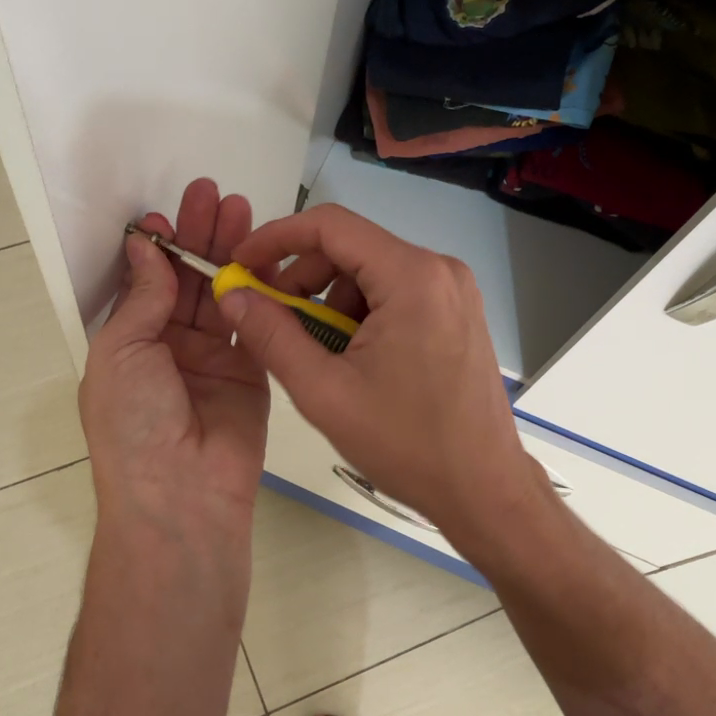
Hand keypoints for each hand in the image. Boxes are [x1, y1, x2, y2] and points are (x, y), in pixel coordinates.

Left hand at [79, 179, 269, 528]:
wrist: (181, 497)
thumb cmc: (135, 423)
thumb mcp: (122, 352)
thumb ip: (143, 297)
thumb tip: (145, 245)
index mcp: (129, 345)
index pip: (145, 284)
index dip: (156, 248)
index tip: (166, 215)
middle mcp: (169, 348)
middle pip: (186, 281)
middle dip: (197, 237)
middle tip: (210, 193)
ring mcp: (213, 359)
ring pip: (222, 293)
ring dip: (229, 251)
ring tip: (239, 207)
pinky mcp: (252, 371)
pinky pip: (255, 322)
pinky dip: (259, 287)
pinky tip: (265, 254)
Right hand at [218, 204, 544, 534]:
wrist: (484, 489)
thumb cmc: (405, 443)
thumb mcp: (323, 391)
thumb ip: (270, 335)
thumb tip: (232, 294)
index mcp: (411, 276)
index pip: (330, 226)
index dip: (276, 238)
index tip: (241, 265)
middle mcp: (439, 269)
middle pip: (350, 248)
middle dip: (302, 279)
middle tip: (271, 321)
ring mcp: (454, 290)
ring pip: (370, 272)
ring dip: (330, 303)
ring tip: (318, 356)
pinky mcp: (458, 312)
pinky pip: (394, 292)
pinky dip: (360, 315)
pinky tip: (352, 360)